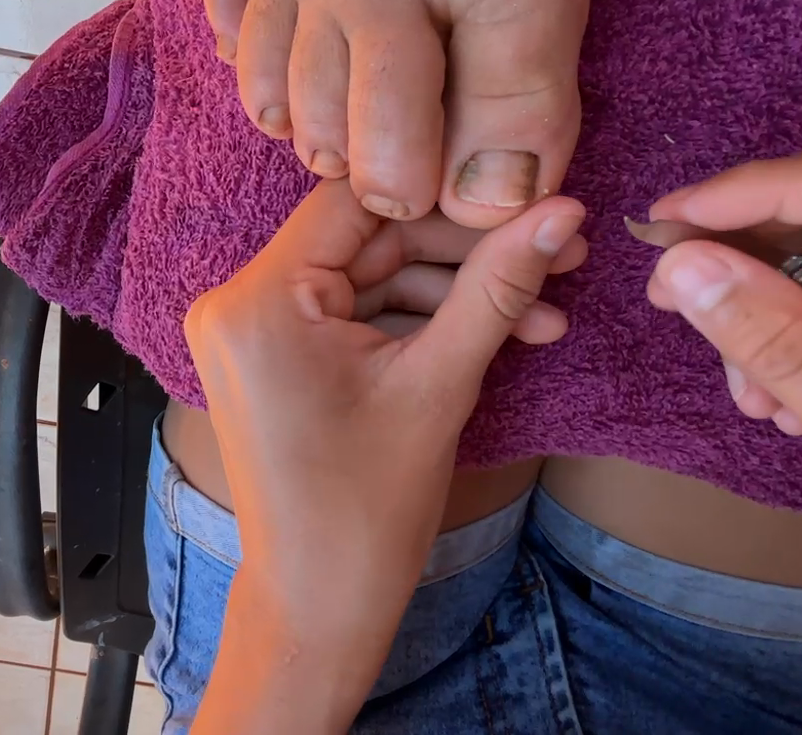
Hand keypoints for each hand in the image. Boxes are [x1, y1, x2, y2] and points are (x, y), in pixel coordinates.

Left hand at [185, 180, 586, 731]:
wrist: (318, 603)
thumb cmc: (367, 510)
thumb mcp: (440, 383)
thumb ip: (499, 286)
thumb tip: (562, 212)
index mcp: (260, 298)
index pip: (357, 201)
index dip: (448, 199)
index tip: (524, 205)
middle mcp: (238, 299)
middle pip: (367, 241)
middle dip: (462, 256)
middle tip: (554, 256)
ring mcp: (251, 325)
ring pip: (366, 278)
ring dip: (448, 293)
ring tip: (539, 311)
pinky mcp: (271, 349)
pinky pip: (349, 311)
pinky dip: (411, 319)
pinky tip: (487, 331)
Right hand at [206, 0, 643, 226]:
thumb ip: (517, 81)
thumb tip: (494, 197)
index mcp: (390, 8)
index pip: (393, 151)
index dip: (424, 192)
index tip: (446, 201)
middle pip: (317, 114)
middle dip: (356, 161)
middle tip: (383, 177)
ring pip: (260, 60)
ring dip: (293, 111)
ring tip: (319, 134)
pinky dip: (239, 34)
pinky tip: (252, 44)